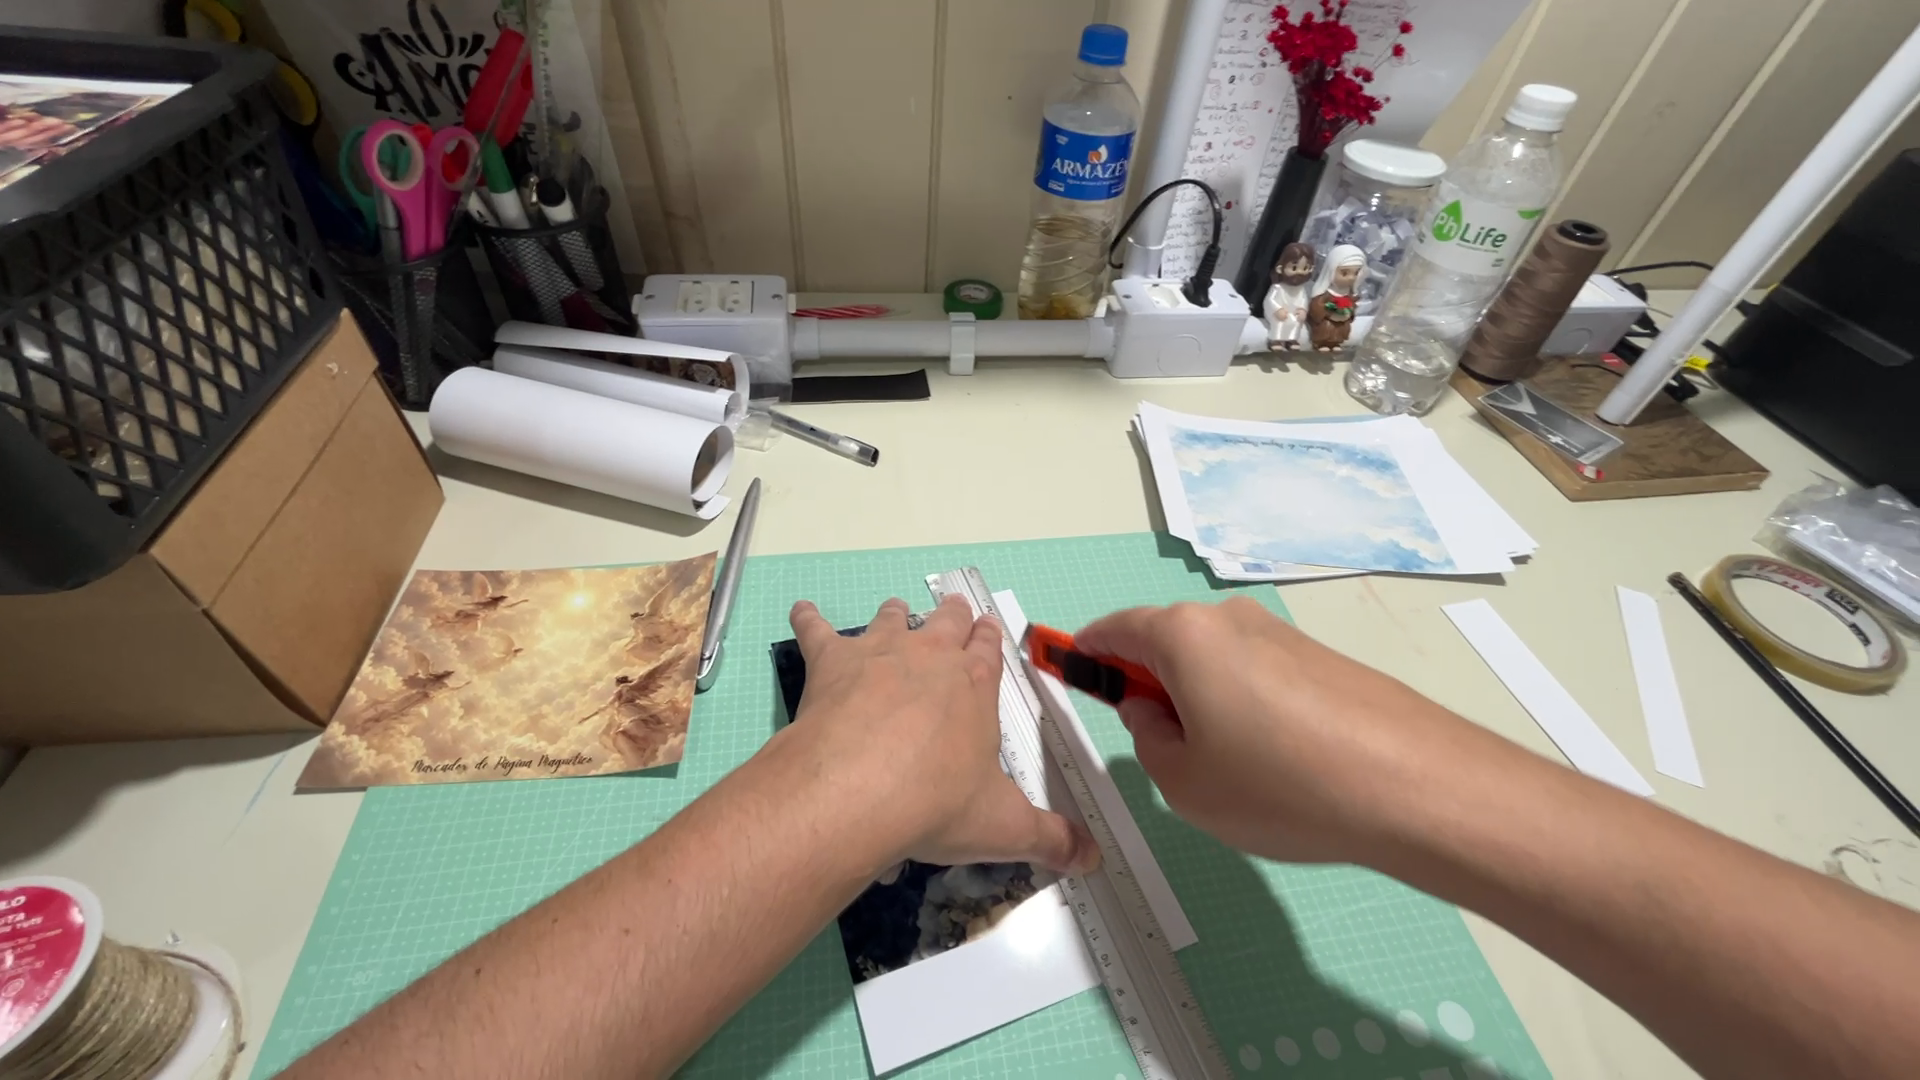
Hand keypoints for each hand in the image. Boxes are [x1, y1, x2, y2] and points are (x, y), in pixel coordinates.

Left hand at [771, 595, 1099, 876]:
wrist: (857, 792)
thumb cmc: (937, 804)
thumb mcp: (1004, 828)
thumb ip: (1051, 839)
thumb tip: (1095, 858)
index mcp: (975, 684)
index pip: (989, 648)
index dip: (990, 638)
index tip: (989, 627)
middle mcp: (930, 656)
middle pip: (946, 621)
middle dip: (953, 616)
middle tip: (954, 612)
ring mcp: (879, 653)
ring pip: (890, 618)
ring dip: (894, 615)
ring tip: (894, 611)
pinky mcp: (831, 663)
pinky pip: (816, 629)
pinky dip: (809, 619)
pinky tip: (802, 610)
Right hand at [1075, 597, 1497, 864]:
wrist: (1417, 787)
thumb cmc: (1278, 785)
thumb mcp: (1184, 784)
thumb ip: (1148, 739)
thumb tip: (1152, 711)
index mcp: (1182, 635)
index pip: (1112, 630)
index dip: (1085, 653)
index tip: (1072, 674)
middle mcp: (1227, 618)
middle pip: (1164, 640)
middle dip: (1147, 681)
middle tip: (1160, 742)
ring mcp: (1279, 632)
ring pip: (1211, 658)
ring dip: (1197, 695)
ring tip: (1227, 763)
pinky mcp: (1319, 656)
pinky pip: (1255, 671)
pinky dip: (1241, 700)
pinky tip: (1272, 756)